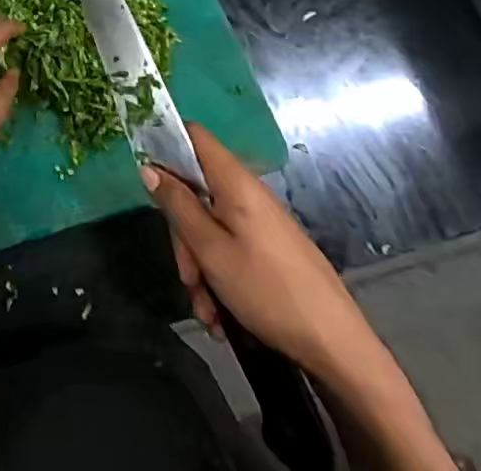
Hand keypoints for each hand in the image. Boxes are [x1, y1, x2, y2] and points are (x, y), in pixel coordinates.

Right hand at [142, 123, 369, 374]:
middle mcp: (248, 194)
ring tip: (207, 309)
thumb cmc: (267, 289)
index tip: (145, 171)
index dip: (166, 143)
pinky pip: (229, 249)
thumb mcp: (210, 249)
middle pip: (196, 192)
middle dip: (183, 235)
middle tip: (187, 275)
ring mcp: (260, 222)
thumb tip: (149, 167)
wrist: (335, 344)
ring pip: (210, 228)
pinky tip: (220, 314)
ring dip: (200, 267)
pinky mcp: (269, 248)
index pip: (195, 136)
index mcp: (235, 182)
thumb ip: (177, 205)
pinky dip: (219, 277)